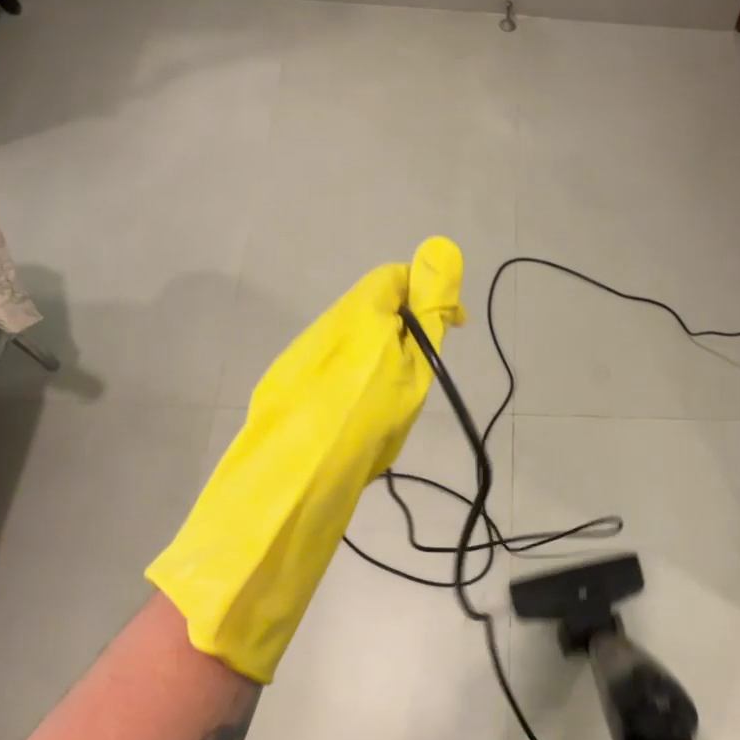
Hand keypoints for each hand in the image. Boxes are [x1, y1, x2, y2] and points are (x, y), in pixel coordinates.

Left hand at [145, 238, 465, 683]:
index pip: (395, 277)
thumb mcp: (411, 369)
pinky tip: (358, 419)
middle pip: (374, 310)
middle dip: (405, 335)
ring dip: (382, 360)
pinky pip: (334, 371)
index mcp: (356, 315)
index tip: (453, 329)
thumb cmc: (364, 423)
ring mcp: (300, 358)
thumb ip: (427, 315)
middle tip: (419, 380)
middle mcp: (324, 328)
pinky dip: (357, 384)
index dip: (428, 295)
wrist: (292, 484)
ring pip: (355, 343)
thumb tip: (441, 255)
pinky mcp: (286, 386)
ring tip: (389, 407)